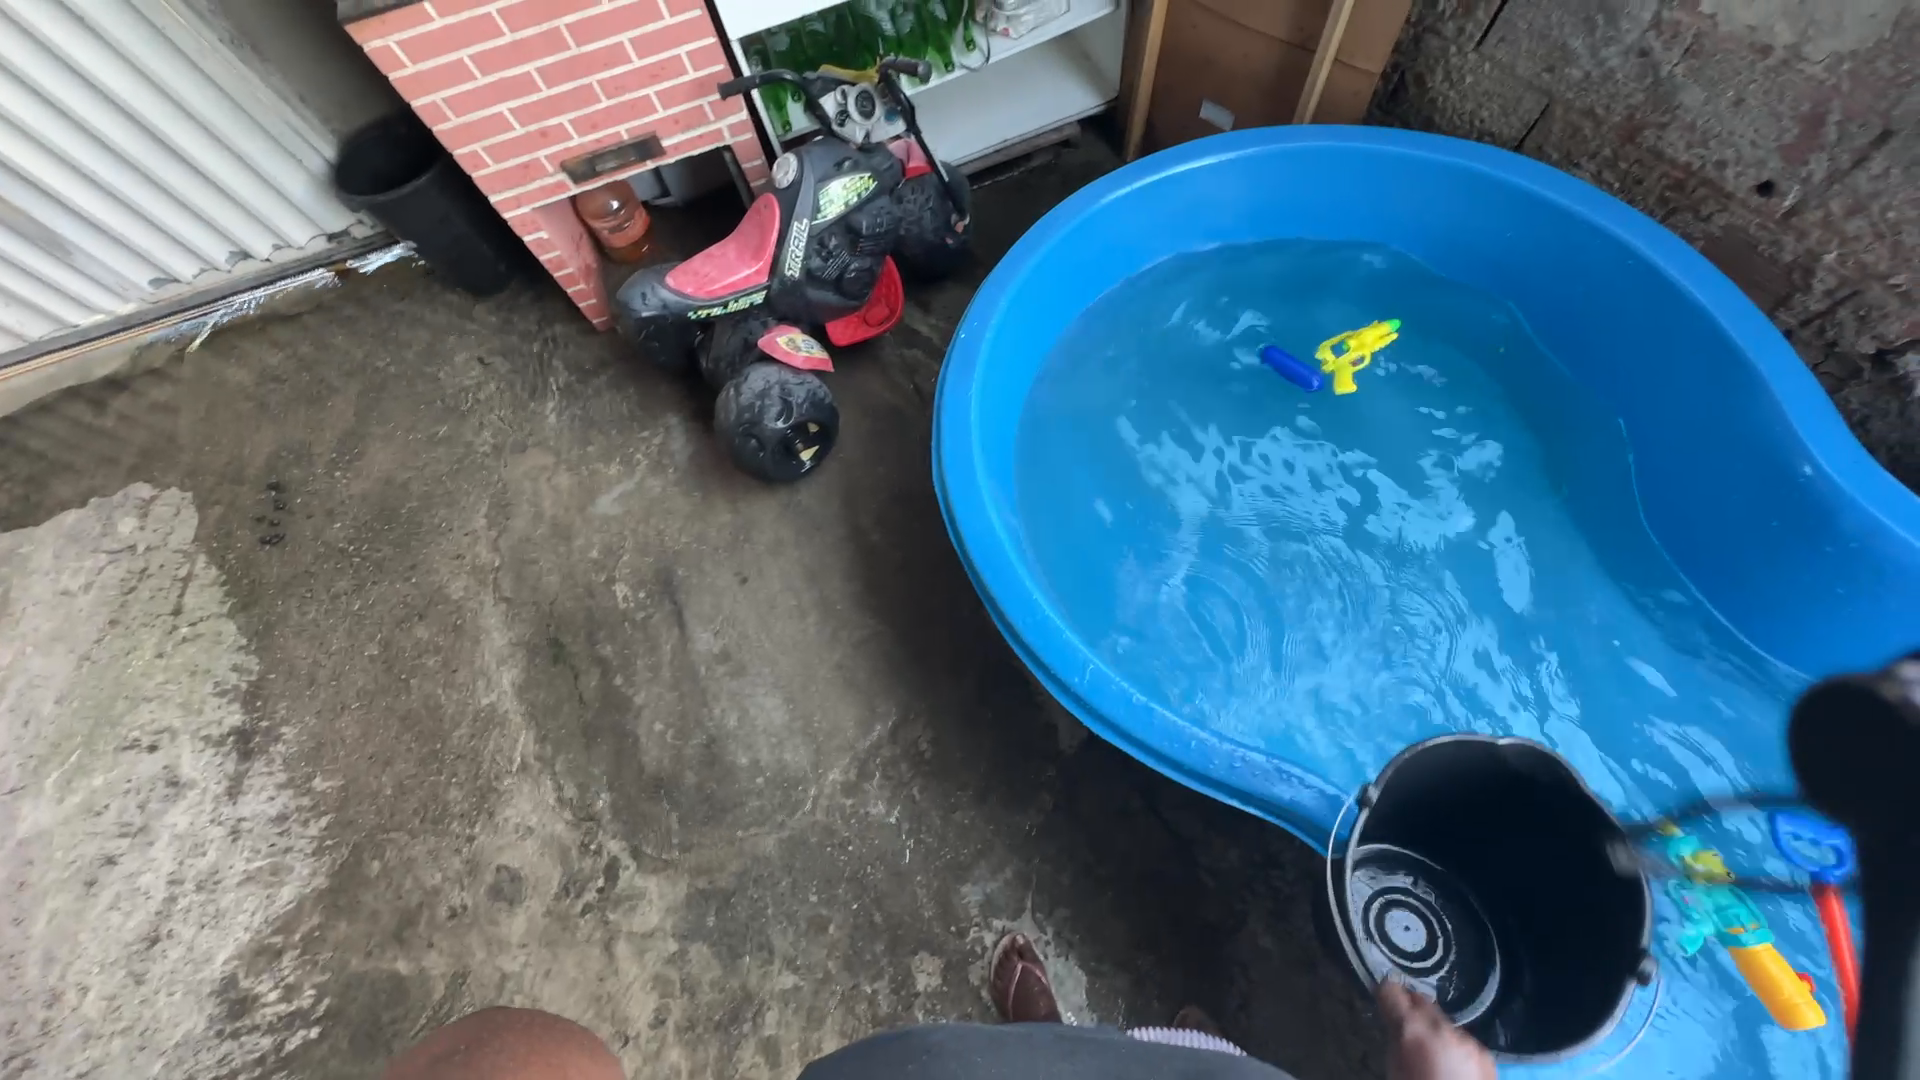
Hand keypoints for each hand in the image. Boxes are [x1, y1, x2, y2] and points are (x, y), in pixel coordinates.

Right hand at [1377, 981, 1496, 1079]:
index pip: (1391, 989)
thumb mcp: (1394, 1066)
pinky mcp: (1485, 1054)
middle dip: (1411, 1009)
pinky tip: (1454, 1067)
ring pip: (1442, 1019)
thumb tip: (1396, 1019)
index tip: (1384, 1003)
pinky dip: (1453, 1046)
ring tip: (1433, 1054)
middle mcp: (1441, 1028)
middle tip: (1406, 1027)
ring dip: (1434, 1029)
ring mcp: (1467, 1040)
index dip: (1386, 996)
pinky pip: (1461, 1039)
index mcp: (1411, 1030)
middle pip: (1419, 999)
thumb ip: (1396, 1037)